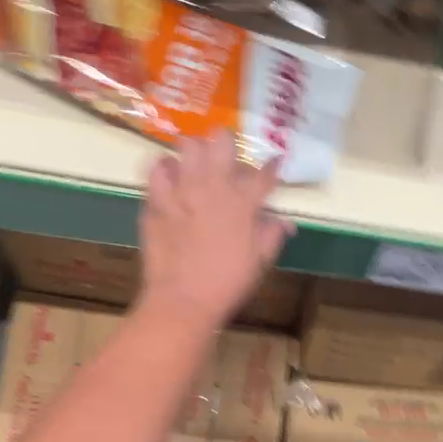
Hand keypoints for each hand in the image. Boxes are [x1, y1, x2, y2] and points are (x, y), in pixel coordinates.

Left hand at [136, 131, 291, 328]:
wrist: (183, 300)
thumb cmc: (227, 284)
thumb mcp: (260, 261)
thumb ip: (272, 235)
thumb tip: (286, 221)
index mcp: (242, 202)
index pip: (263, 174)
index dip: (272, 166)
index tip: (275, 163)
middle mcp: (212, 187)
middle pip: (221, 141)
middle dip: (226, 145)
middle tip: (225, 159)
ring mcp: (181, 190)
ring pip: (187, 146)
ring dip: (194, 152)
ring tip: (195, 165)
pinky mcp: (156, 200)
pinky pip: (157, 170)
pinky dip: (164, 170)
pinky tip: (169, 180)